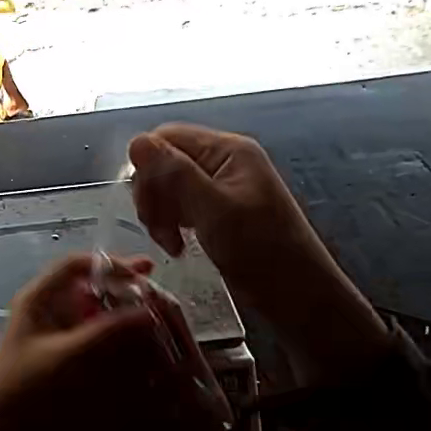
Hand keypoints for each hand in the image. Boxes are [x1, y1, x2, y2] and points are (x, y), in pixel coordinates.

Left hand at [0, 255, 155, 430]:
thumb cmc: (24, 385)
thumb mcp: (67, 355)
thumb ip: (107, 331)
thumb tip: (148, 312)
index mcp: (37, 298)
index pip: (75, 265)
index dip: (110, 264)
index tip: (144, 272)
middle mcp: (44, 308)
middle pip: (85, 284)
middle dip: (120, 285)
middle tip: (154, 287)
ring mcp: (50, 330)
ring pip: (89, 308)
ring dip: (118, 308)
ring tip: (151, 313)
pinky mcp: (57, 352)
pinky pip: (88, 331)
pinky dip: (111, 331)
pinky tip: (133, 340)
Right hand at [129, 123, 391, 385]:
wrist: (295, 292)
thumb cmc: (261, 249)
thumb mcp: (214, 209)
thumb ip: (175, 175)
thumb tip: (136, 142)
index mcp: (227, 150)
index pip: (166, 139)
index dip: (147, 169)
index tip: (148, 208)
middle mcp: (221, 162)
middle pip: (163, 163)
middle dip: (153, 197)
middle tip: (160, 231)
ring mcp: (219, 187)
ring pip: (166, 188)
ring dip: (159, 215)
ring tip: (172, 244)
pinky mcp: (215, 212)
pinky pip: (178, 208)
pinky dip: (170, 226)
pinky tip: (178, 247)